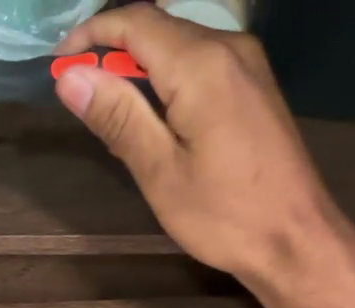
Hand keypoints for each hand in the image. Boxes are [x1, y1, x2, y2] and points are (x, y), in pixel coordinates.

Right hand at [55, 6, 354, 291]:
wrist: (295, 238)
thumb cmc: (224, 214)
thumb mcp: (160, 172)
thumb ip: (118, 117)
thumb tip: (71, 78)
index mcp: (201, 65)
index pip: (135, 22)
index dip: (90, 37)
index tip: (59, 68)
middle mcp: (228, 48)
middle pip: (158, 28)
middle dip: (113, 53)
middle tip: (81, 98)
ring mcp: (247, 65)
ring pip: (179, 46)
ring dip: (140, 69)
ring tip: (113, 116)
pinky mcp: (255, 86)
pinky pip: (201, 65)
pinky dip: (168, 81)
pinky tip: (155, 122)